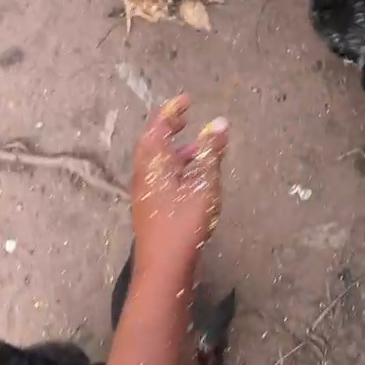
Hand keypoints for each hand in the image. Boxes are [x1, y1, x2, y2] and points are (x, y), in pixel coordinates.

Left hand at [130, 94, 229, 272]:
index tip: (186, 100)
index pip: (158, 127)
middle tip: (186, 116)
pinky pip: (162, 175)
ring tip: (199, 145)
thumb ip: (212, 152)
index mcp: (153, 164)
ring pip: (158, 161)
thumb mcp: (204, 183)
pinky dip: (177, 165)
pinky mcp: (153, 206)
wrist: (165, 265)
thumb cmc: (184, 221)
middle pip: (153, 143)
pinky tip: (195, 175)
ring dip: (176, 148)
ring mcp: (147, 192)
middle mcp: (145, 175)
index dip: (171, 111)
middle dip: (169, 127)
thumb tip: (219, 123)